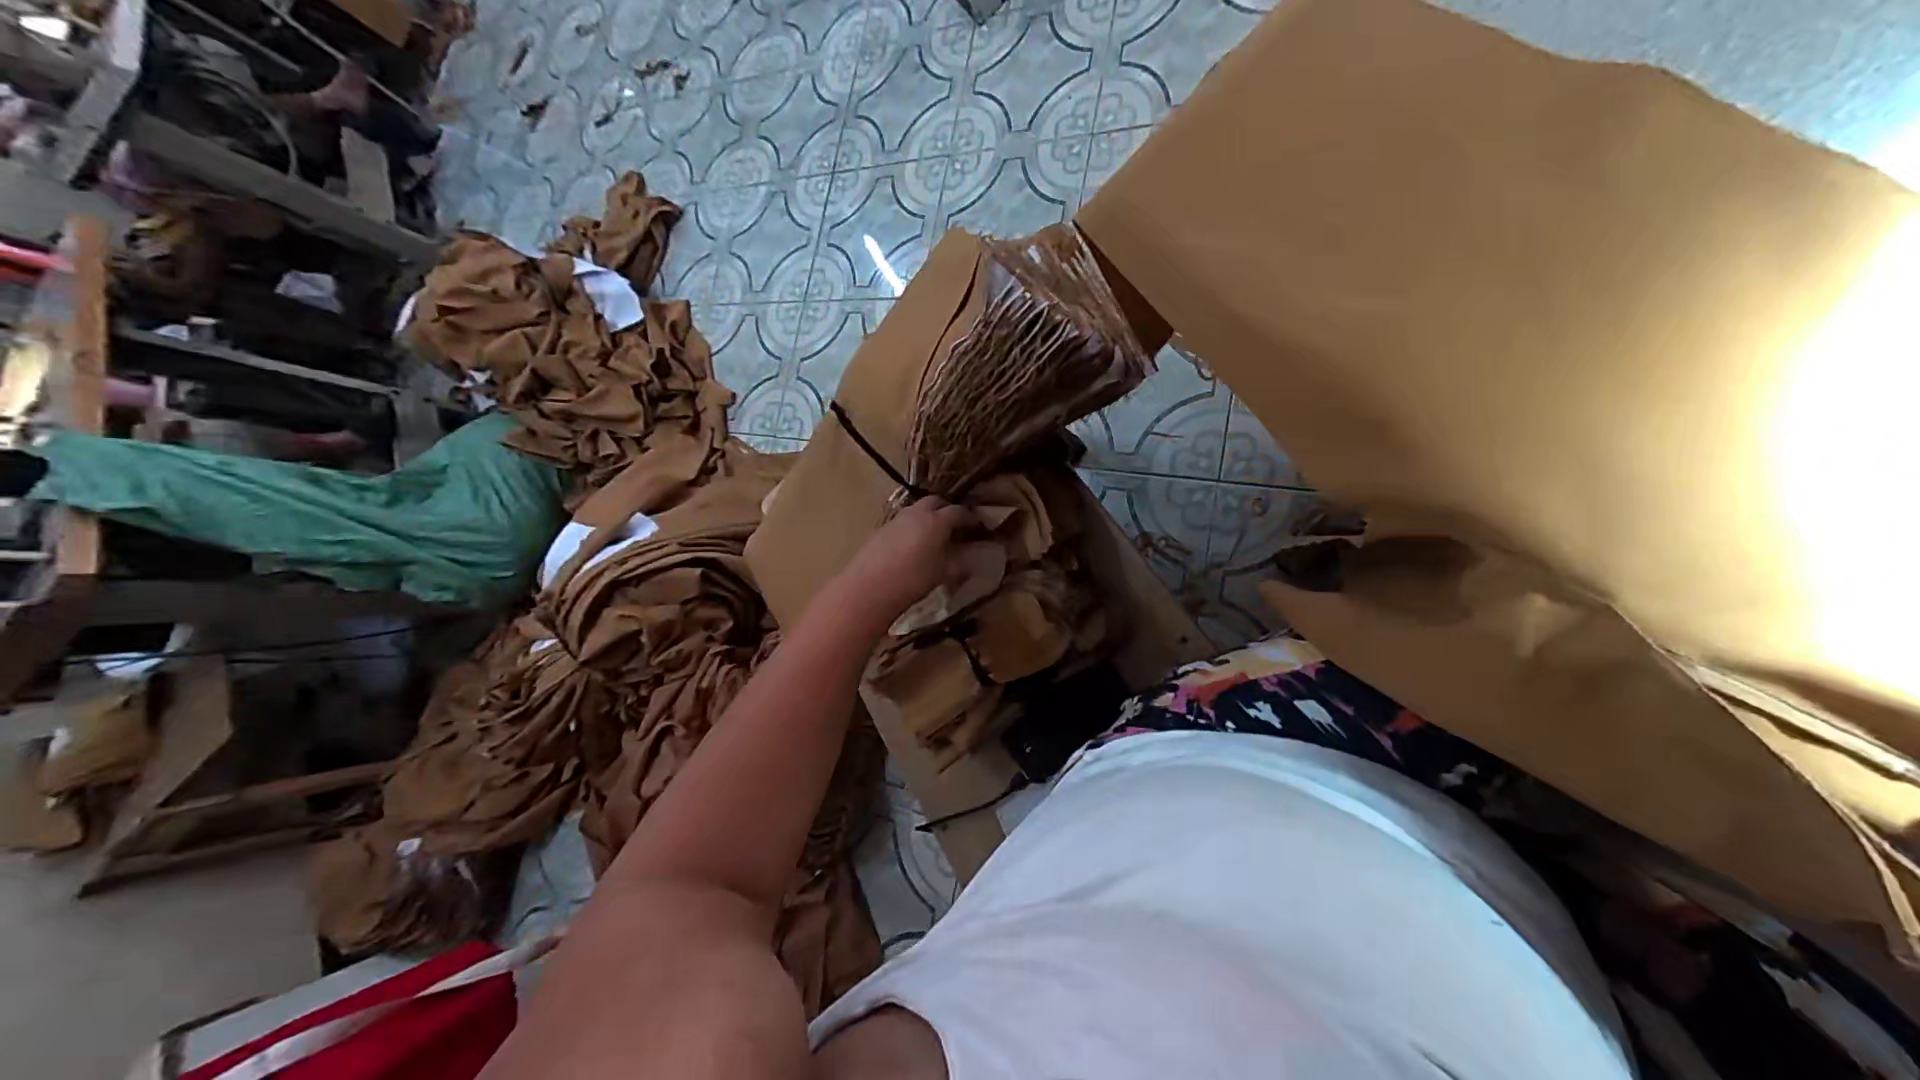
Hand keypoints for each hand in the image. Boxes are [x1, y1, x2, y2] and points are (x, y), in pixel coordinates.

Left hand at [836, 497, 977, 628]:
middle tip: (956, 525)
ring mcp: (897, 520)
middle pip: (936, 502)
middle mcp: (917, 513)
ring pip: (917, 510)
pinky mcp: (881, 530)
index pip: (959, 511)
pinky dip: (913, 527)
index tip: (979, 525)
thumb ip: (962, 562)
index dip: (971, 517)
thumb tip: (976, 557)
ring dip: (929, 517)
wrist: (869, 587)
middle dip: (948, 510)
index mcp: (937, 520)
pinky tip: (913, 546)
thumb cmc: (913, 579)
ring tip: (935, 536)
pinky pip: (904, 522)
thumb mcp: (944, 573)